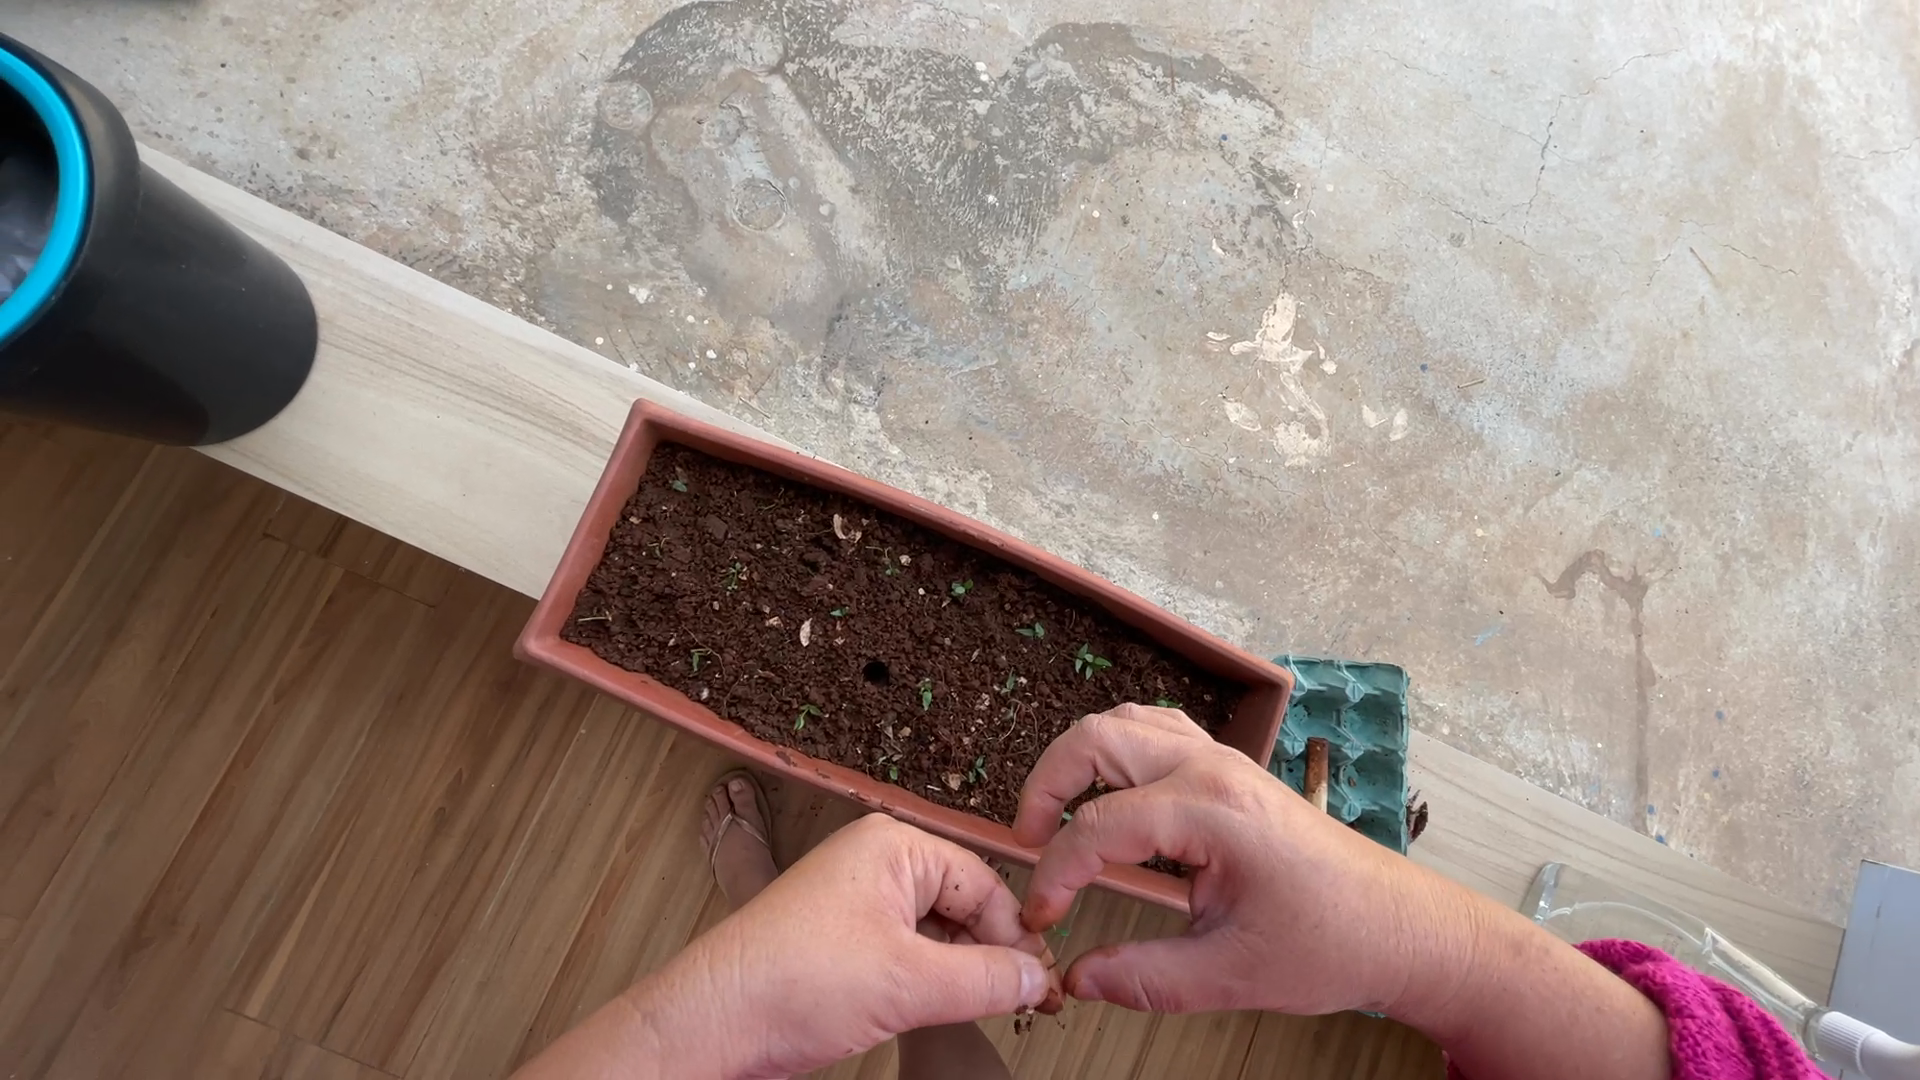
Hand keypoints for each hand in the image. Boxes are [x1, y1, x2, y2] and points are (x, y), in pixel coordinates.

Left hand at [622, 814, 1060, 1078]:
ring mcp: (861, 899)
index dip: (1016, 932)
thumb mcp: (907, 980)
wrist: (715, 1021)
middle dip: (993, 950)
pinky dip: (933, 976)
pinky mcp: (847, 936)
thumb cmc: (799, 981)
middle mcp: (880, 861)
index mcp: (895, 846)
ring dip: (965, 967)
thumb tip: (1037, 976)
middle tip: (1028, 1001)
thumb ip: (984, 978)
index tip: (1043, 980)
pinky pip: (908, 947)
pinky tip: (952, 1004)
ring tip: (996, 1007)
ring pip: (936, 928)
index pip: (980, 881)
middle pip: (960, 901)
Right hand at [1012, 703, 1478, 1018]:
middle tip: (1027, 840)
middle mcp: (1208, 764)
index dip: (1055, 871)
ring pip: (1120, 722)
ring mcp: (1218, 754)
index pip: (1099, 826)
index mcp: (1209, 810)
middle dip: (1046, 786)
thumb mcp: (1235, 974)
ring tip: (1056, 810)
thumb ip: (1146, 977)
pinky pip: (1152, 726)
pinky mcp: (1225, 761)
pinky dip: (1114, 746)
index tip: (1042, 916)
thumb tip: (1076, 979)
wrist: (1402, 923)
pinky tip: (1109, 783)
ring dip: (1076, 758)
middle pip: (1095, 740)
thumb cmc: (1331, 945)